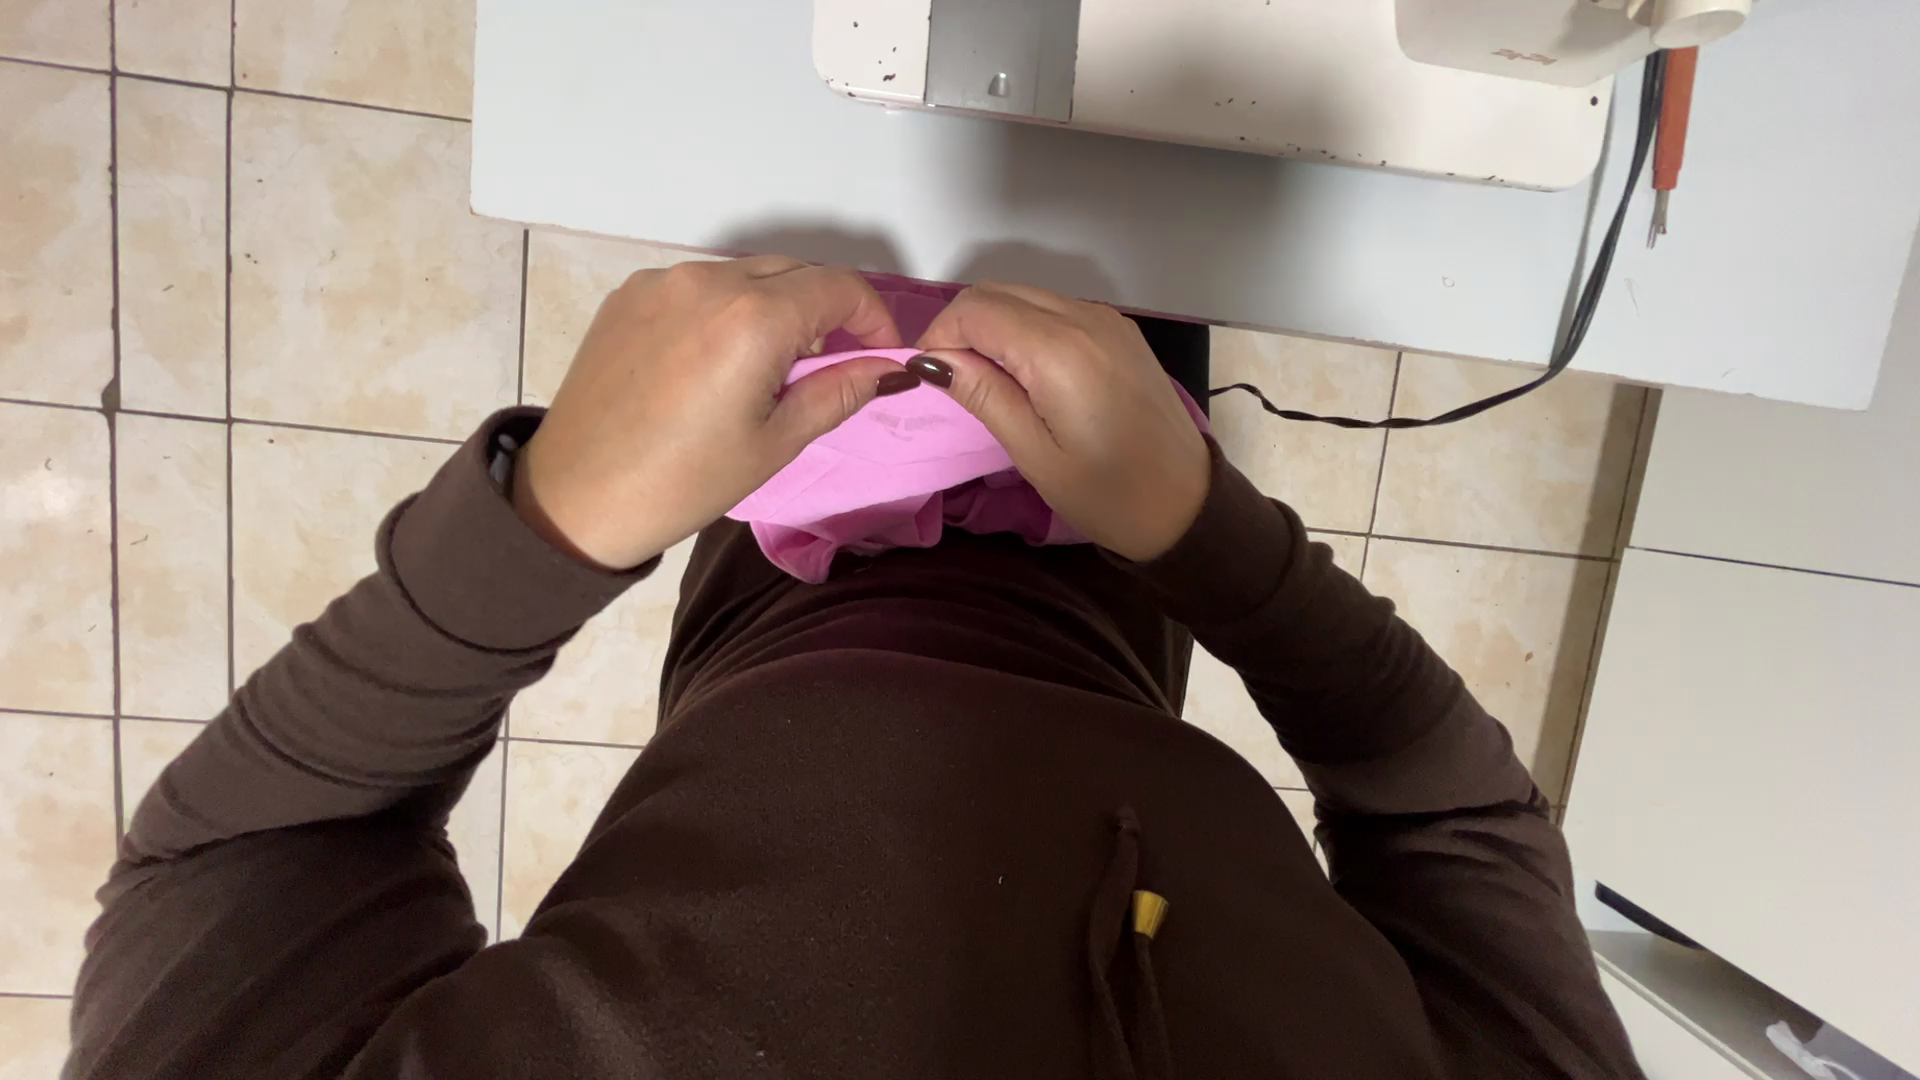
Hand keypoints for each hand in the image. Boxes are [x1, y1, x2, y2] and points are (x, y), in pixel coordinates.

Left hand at [513, 257, 914, 569]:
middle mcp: (708, 280)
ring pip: (749, 274)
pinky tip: (721, 360)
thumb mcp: (778, 442)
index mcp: (753, 318)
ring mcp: (663, 281)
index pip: (839, 288)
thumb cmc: (688, 481)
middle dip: (830, 311)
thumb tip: (889, 369)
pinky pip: (703, 285)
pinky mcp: (631, 293)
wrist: (578, 497)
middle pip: (796, 272)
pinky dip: (733, 309)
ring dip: (781, 307)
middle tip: (833, 365)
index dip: (874, 318)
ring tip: (774, 367)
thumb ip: (840, 392)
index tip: (883, 355)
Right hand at [909, 283, 1208, 561]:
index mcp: (1060, 350)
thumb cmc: (1106, 494)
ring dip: (994, 327)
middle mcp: (1085, 318)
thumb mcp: (1034, 453)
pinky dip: (1026, 330)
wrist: (1186, 505)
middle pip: (999, 292)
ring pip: (1027, 297)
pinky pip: (1056, 311)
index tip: (930, 378)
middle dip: (963, 327)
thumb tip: (932, 360)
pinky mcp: (1120, 332)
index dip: (940, 336)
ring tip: (987, 381)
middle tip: (953, 381)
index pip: (976, 309)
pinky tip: (1025, 374)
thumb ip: (984, 395)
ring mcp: (1107, 320)